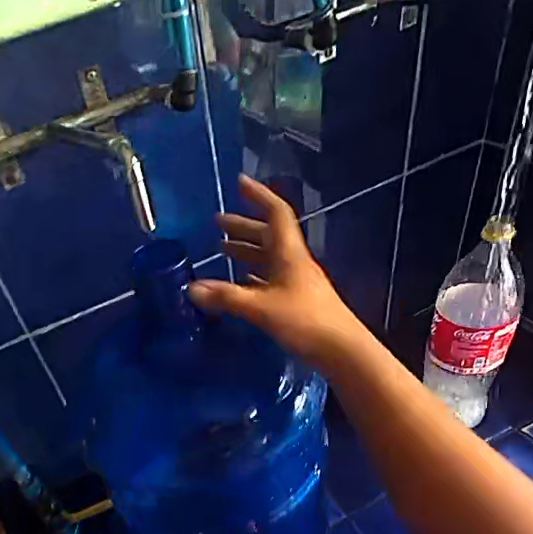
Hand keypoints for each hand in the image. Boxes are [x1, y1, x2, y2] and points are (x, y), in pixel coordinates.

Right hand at [189, 174, 370, 366]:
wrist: (341, 350)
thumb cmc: (305, 321)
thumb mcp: (261, 308)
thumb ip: (226, 297)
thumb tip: (191, 288)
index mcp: (289, 254)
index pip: (275, 213)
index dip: (258, 196)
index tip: (239, 183)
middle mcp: (293, 262)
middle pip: (267, 235)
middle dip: (243, 226)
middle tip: (218, 222)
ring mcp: (296, 282)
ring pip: (268, 258)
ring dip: (246, 250)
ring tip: (222, 249)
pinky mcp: (296, 301)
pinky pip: (270, 279)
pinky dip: (252, 275)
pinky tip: (240, 282)